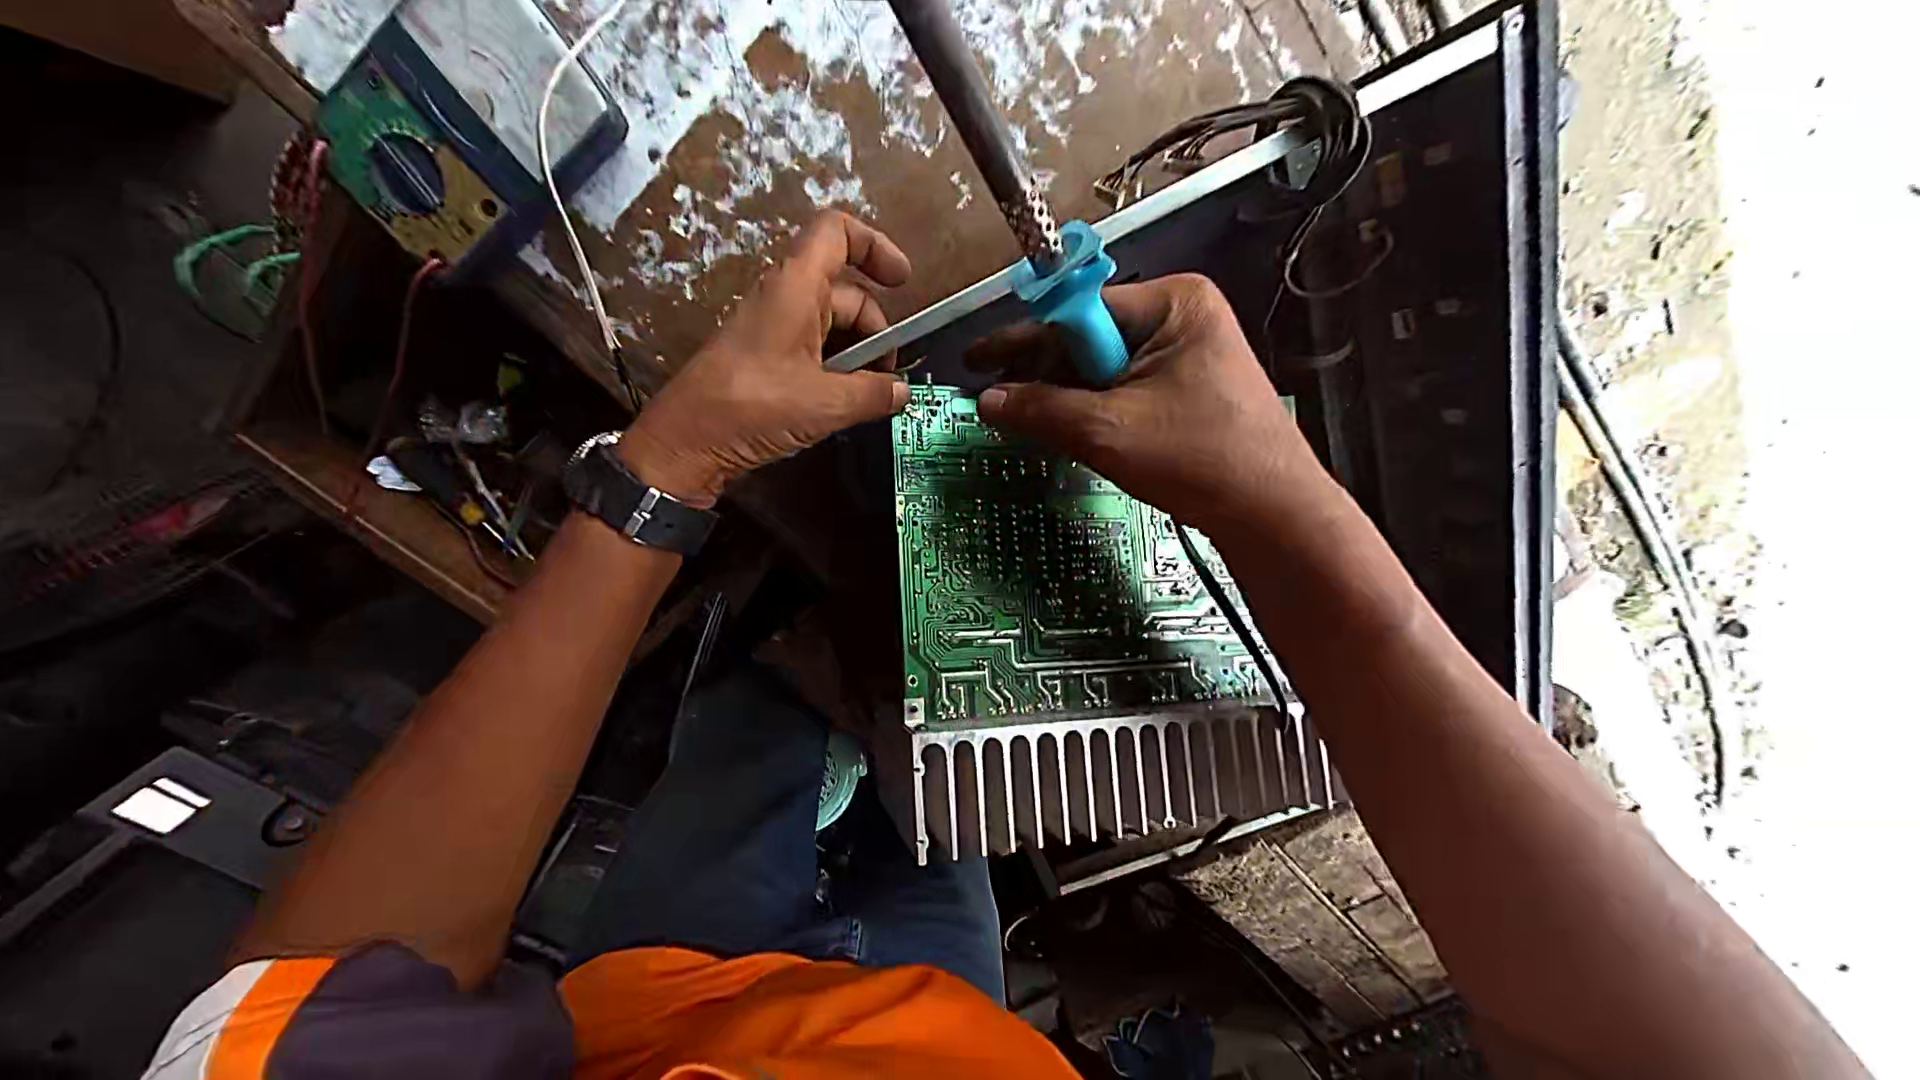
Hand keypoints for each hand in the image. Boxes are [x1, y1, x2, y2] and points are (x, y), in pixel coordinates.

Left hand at [618, 211, 910, 505]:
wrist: (688, 442)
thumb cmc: (754, 407)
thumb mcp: (827, 403)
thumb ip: (874, 394)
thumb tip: (902, 393)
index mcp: (796, 287)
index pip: (838, 233)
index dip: (876, 247)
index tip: (902, 282)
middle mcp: (784, 297)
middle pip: (846, 291)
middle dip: (876, 327)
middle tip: (891, 374)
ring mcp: (772, 327)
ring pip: (831, 324)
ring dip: (859, 354)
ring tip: (871, 394)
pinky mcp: (765, 357)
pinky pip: (813, 348)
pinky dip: (837, 367)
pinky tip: (846, 401)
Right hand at [972, 274, 1326, 533]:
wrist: (1270, 513)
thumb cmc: (1199, 459)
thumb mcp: (1108, 431)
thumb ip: (1041, 410)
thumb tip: (988, 400)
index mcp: (1172, 303)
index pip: (1077, 310)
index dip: (1024, 339)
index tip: (978, 359)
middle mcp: (1180, 317)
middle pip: (1087, 338)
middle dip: (1043, 373)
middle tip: (999, 401)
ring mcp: (1186, 353)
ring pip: (1102, 369)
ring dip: (1065, 396)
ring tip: (1026, 422)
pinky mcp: (1185, 387)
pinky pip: (1123, 389)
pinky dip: (1091, 409)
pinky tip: (1066, 429)